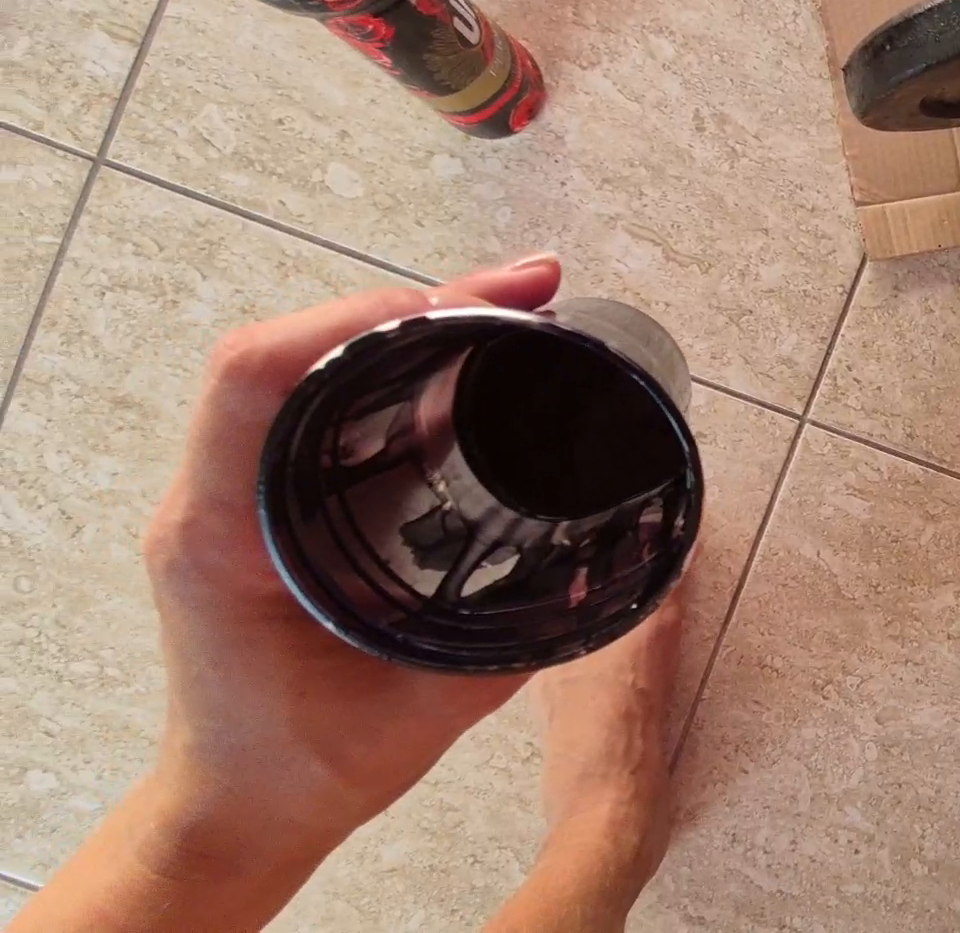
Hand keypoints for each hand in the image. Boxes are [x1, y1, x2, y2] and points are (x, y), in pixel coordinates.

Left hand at [138, 255, 562, 874]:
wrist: (254, 794)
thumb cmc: (319, 754)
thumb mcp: (429, 697)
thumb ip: (518, 634)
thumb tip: (608, 568)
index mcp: (232, 527)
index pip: (258, 376)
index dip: (362, 319)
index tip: (475, 310)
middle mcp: (236, 484)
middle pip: (314, 345)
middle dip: (433, 298)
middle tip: (537, 286)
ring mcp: (265, 479)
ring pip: (336, 359)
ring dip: (435, 319)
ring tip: (529, 307)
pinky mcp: (301, 485)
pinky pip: (354, 395)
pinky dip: (427, 360)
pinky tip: (494, 358)